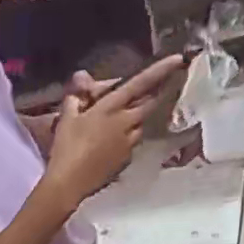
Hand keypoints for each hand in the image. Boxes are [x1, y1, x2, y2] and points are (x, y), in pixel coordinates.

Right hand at [44, 55, 181, 206]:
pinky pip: (130, 145)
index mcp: (111, 108)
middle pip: (149, 104)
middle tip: (157, 90)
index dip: (160, 70)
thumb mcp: (65, 120)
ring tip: (123, 124)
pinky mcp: (124, 161)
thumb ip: (75, 97)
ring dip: (136, 121)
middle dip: (155, 95)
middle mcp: (125, 123)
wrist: (68, 184)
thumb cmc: (65, 149)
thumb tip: (80, 77)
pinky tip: (112, 147)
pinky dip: (126, 141)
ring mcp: (128, 144)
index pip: (140, 83)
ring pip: (140, 126)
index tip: (178, 58)